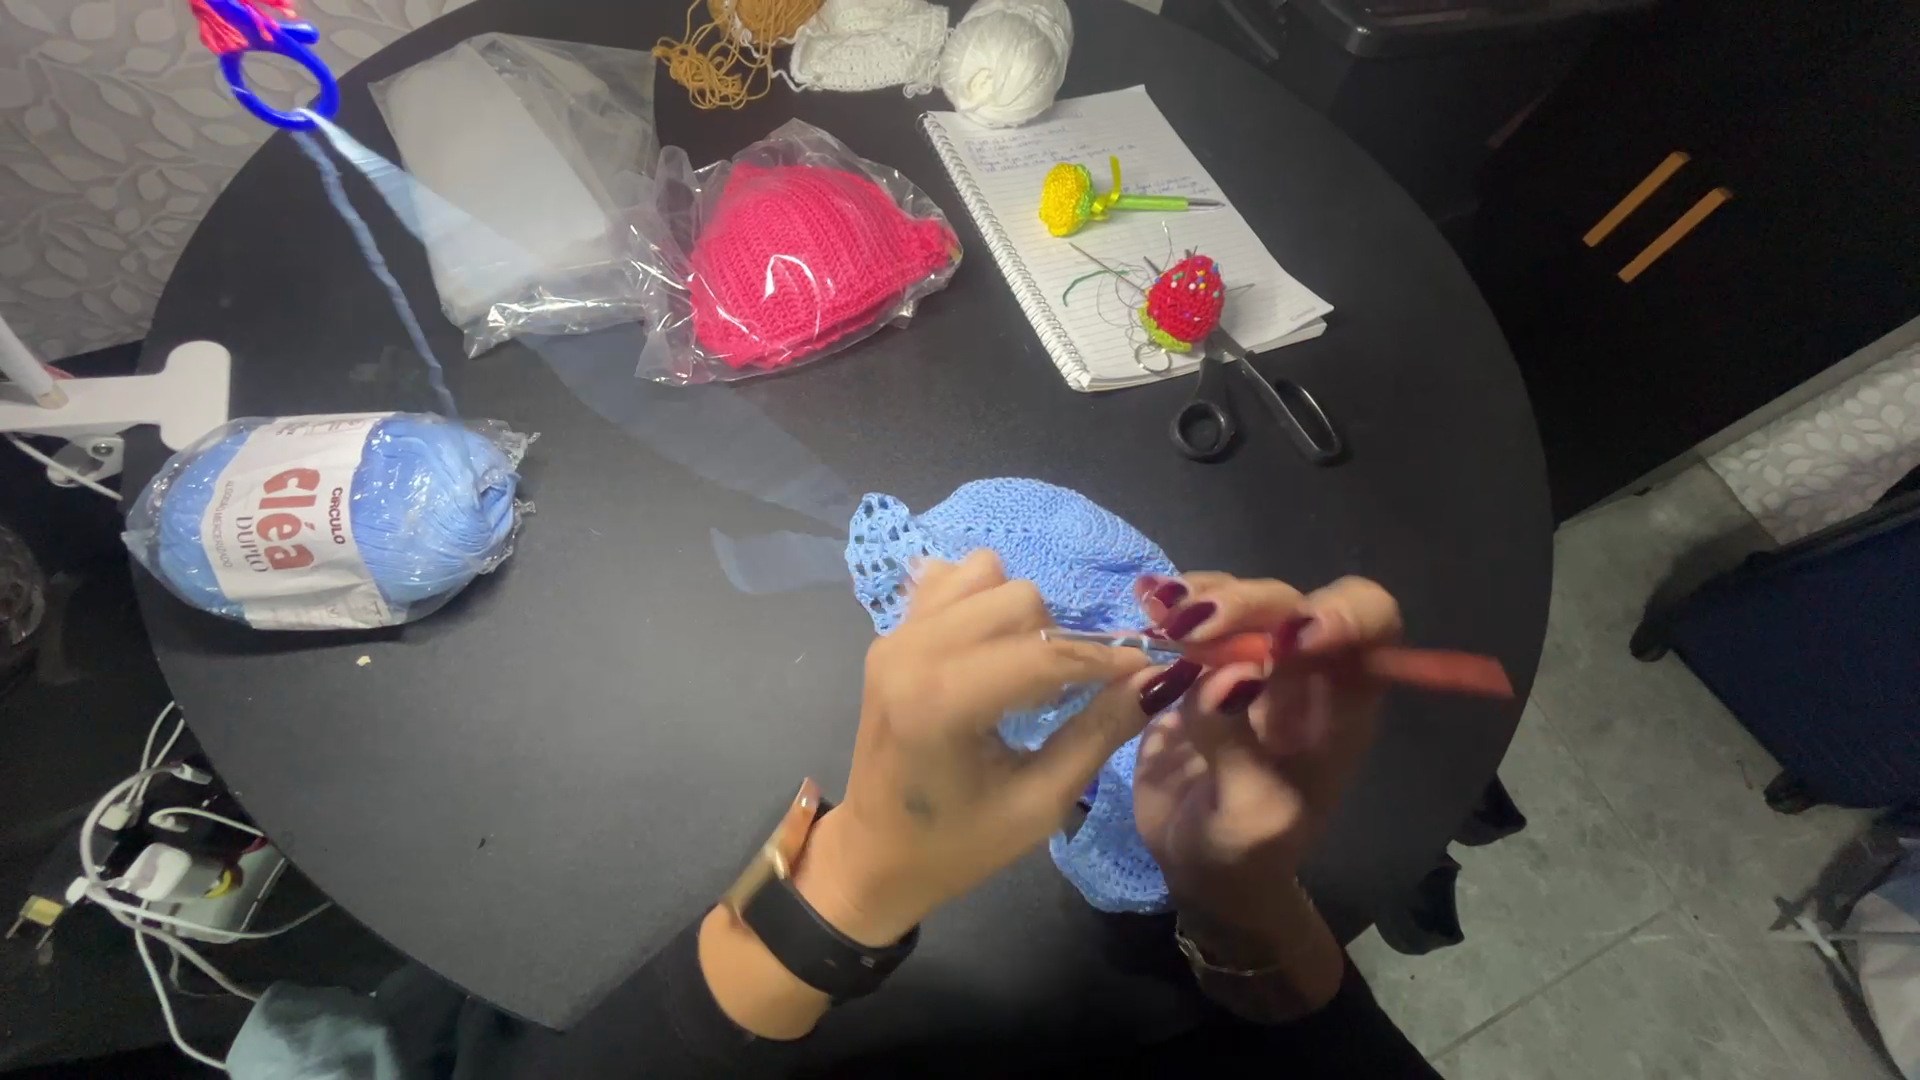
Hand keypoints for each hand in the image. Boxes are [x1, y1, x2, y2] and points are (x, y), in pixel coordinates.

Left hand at [810, 550, 1159, 944]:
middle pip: (1017, 597)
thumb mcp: (1039, 804)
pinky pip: (949, 580)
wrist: (873, 853)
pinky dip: (981, 599)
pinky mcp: (890, 633)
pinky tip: (987, 646)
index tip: (1143, 667)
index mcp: (942, 701)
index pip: (1042, 653)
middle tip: (1064, 690)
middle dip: (1057, 639)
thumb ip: (1099, 733)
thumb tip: (1156, 679)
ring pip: (984, 575)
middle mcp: (912, 650)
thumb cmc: (956, 846)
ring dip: (1019, 614)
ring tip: (1021, 667)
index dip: (1102, 659)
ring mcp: (895, 635)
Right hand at [1131, 573, 1401, 940]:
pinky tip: (1143, 599)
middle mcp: (1299, 671)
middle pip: (1289, 602)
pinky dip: (1167, 600)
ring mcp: (1245, 661)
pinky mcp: (1197, 664)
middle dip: (1244, 604)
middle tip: (1189, 628)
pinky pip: (1191, 615)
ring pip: (1237, 596)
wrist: (1199, 862)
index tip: (1289, 636)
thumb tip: (1223, 677)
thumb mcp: (1250, 816)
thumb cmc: (1245, 851)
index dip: (1343, 613)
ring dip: (1201, 594)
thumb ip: (1239, 749)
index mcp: (1338, 705)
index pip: (1372, 628)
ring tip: (1158, 613)